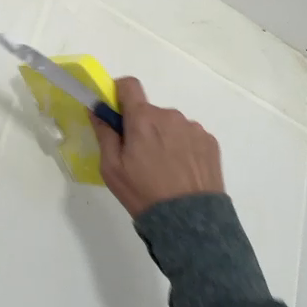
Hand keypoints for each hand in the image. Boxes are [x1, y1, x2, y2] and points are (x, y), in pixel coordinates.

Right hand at [91, 76, 223, 215]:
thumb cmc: (142, 192)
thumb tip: (96, 109)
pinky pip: (189, 136)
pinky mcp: (210, 142)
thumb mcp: (111, 168)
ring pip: (170, 124)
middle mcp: (170, 115)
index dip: (119, 93)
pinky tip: (182, 171)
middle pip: (149, 111)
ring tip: (165, 168)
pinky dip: (183, 147)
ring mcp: (193, 128)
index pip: (129, 85)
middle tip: (139, 156)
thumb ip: (104, 133)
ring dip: (164, 137)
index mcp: (143, 118)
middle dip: (142, 125)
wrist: (188, 220)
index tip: (116, 112)